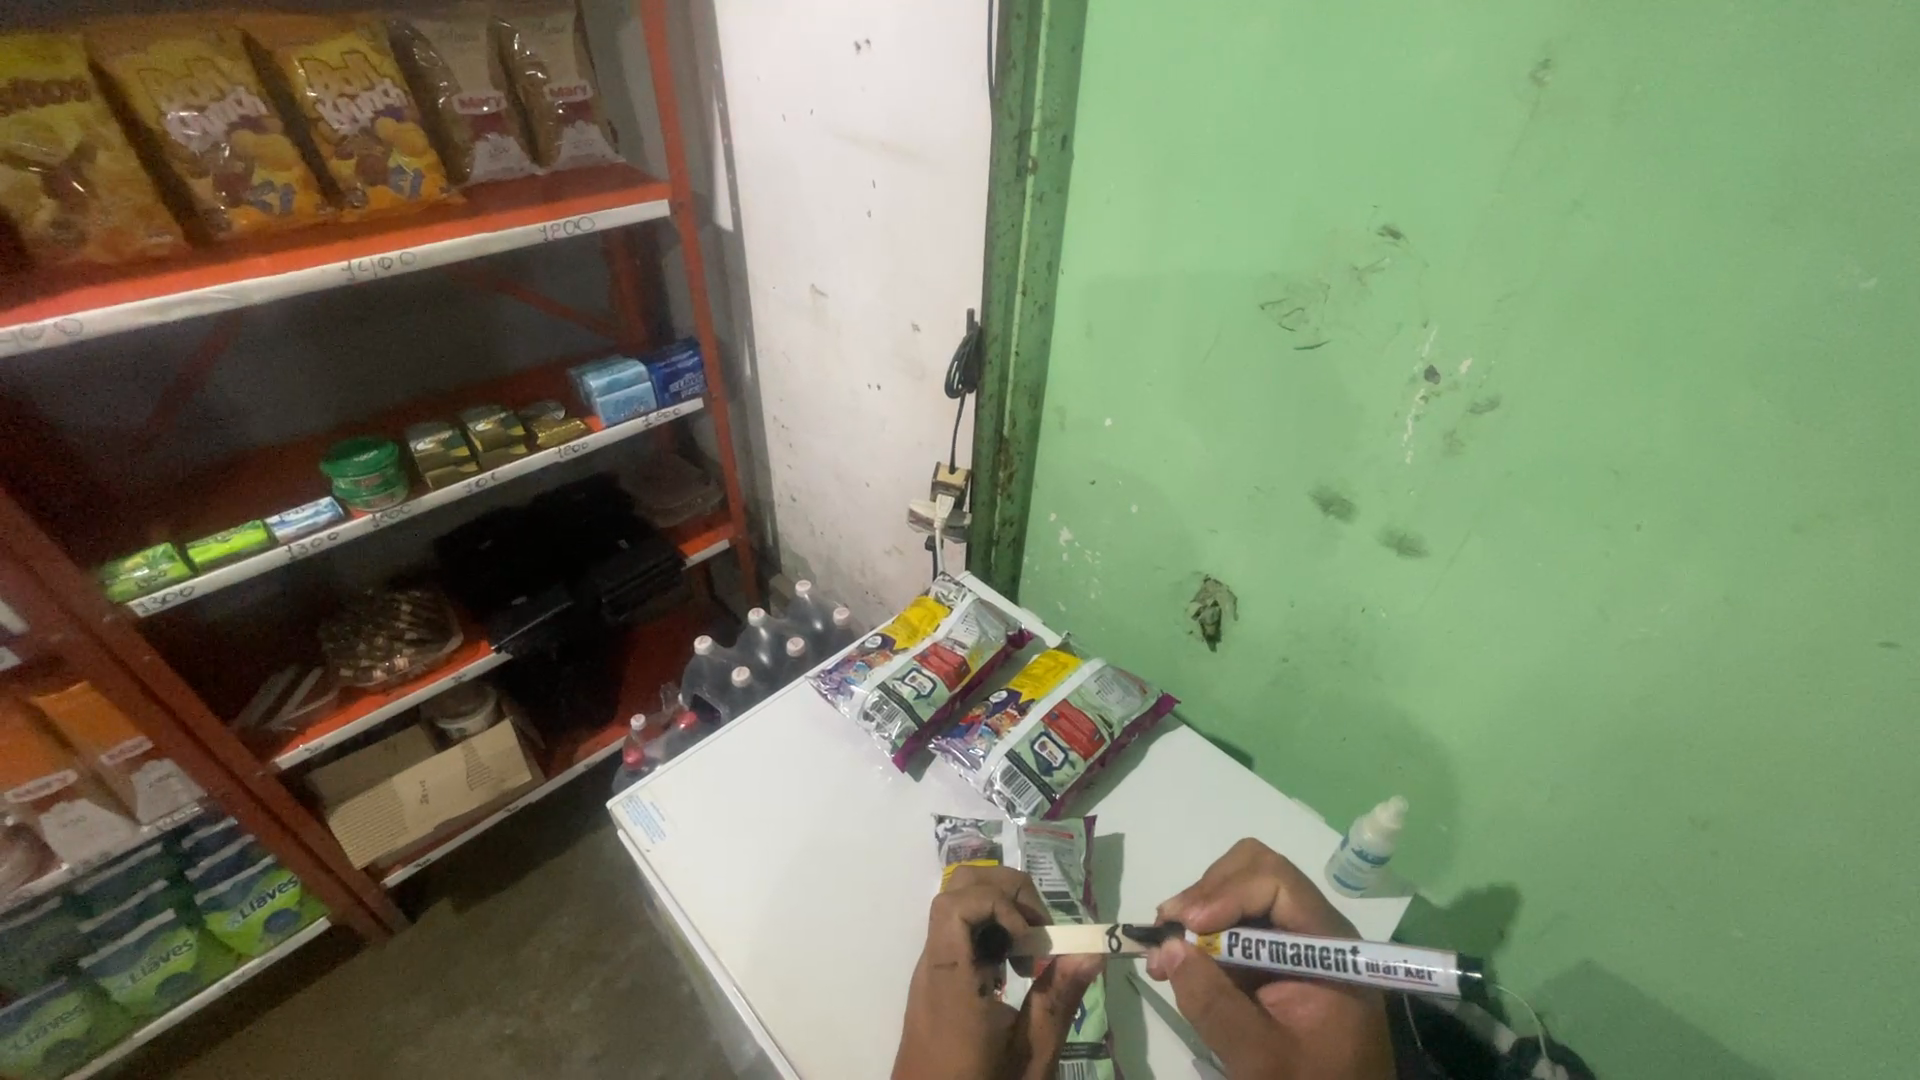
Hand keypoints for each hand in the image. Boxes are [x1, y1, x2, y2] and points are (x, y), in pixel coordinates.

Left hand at [893, 865, 1102, 1079]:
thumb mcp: (1030, 1058)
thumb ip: (1057, 1000)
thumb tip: (1091, 951)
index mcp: (950, 977)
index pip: (956, 904)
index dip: (998, 904)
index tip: (1030, 940)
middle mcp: (933, 961)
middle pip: (958, 887)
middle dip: (1006, 892)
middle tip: (1040, 933)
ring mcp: (931, 966)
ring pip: (958, 902)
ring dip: (1000, 908)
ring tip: (1029, 949)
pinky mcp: (935, 976)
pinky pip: (958, 927)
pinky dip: (990, 928)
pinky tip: (1011, 965)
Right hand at [1146, 840, 1394, 1079]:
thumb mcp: (1263, 1059)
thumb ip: (1216, 1007)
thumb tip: (1166, 948)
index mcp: (1329, 946)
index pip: (1276, 882)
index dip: (1228, 892)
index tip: (1190, 926)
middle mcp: (1313, 927)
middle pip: (1255, 869)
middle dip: (1207, 893)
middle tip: (1170, 926)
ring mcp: (1292, 935)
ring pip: (1238, 885)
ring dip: (1197, 908)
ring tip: (1165, 945)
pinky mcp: (1272, 950)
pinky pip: (1232, 915)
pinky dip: (1199, 925)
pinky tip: (1177, 955)